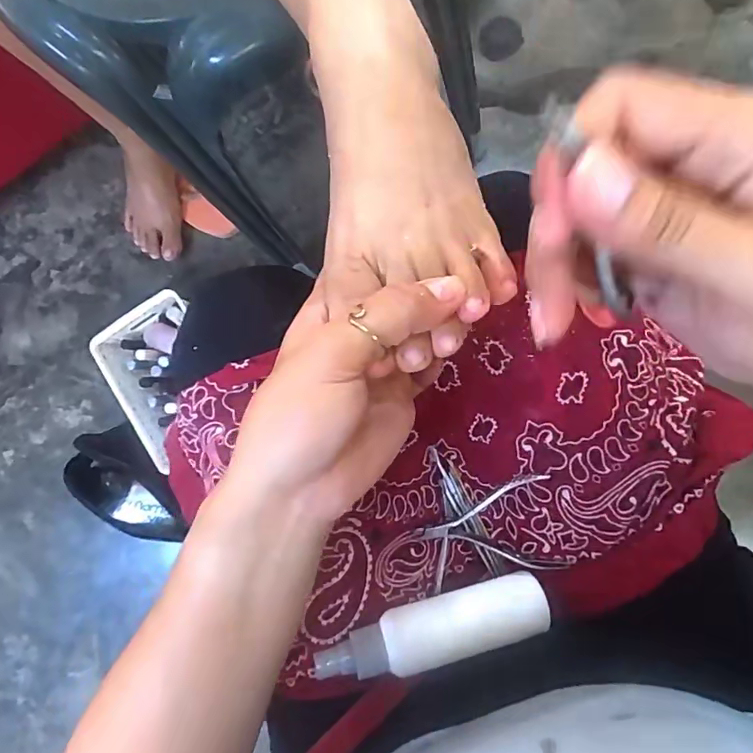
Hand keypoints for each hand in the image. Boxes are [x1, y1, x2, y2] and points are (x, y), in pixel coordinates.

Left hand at [221, 275, 469, 528]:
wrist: (299, 490)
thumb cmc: (302, 412)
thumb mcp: (336, 352)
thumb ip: (390, 314)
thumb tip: (453, 286)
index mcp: (332, 308)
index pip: (376, 268)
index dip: (410, 263)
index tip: (445, 262)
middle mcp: (359, 329)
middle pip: (406, 299)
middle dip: (430, 302)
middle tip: (453, 314)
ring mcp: (383, 361)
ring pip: (423, 329)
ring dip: (439, 330)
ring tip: (445, 342)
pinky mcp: (403, 392)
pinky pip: (431, 362)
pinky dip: (442, 356)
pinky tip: (450, 353)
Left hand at [318, 73, 518, 374]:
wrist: (386, 105)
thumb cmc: (359, 173)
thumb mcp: (342, 236)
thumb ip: (351, 284)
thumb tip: (362, 328)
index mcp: (355, 256)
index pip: (365, 312)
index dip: (382, 340)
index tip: (394, 360)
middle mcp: (397, 249)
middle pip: (416, 306)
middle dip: (428, 335)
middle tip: (438, 350)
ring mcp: (439, 230)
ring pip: (456, 286)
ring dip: (464, 312)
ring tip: (469, 321)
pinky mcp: (473, 211)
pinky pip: (490, 254)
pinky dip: (498, 276)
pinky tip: (502, 293)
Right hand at [526, 67, 752, 390]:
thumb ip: (672, 225)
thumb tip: (583, 171)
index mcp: (734, 131)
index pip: (621, 102)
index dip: (574, 156)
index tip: (560, 233)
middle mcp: (688, 146)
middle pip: (582, 156)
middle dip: (557, 227)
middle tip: (552, 298)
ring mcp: (658, 187)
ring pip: (569, 202)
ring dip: (553, 262)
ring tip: (558, 320)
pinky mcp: (635, 226)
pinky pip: (576, 236)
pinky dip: (566, 276)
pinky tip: (583, 312)